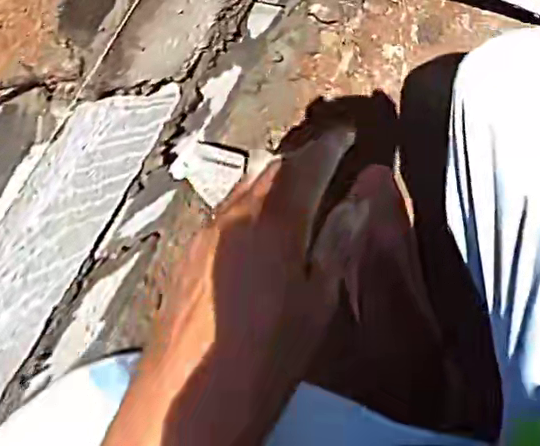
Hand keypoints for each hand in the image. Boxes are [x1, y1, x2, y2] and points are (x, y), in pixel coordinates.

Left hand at [107, 130, 374, 445]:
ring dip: (278, 174)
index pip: (311, 162)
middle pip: (277, 164)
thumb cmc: (257, 363)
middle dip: (306, 155)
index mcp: (276, 219)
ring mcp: (210, 230)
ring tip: (299, 184)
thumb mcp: (316, 304)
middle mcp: (239, 214)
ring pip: (250, 182)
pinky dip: (253, 199)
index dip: (332, 144)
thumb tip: (355, 205)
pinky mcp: (191, 251)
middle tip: (328, 155)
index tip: (346, 135)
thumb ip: (336, 243)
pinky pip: (229, 205)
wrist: (184, 405)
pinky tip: (261, 221)